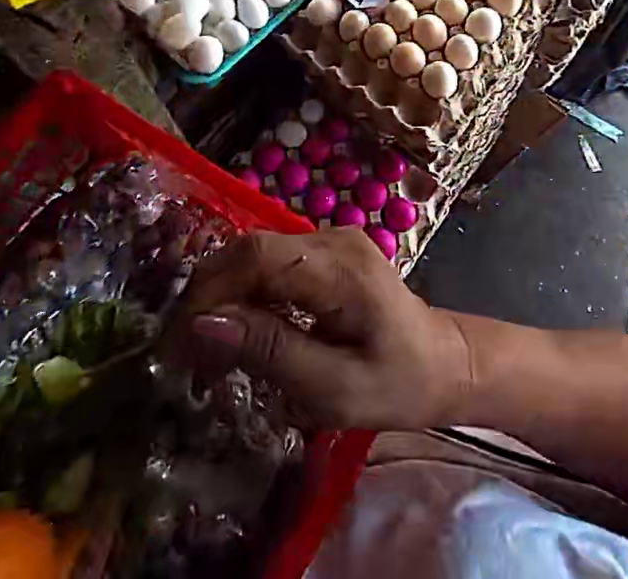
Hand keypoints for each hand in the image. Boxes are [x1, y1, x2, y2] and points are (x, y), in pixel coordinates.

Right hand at [173, 228, 471, 430]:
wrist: (446, 363)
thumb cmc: (398, 385)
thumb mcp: (334, 389)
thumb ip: (270, 351)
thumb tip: (205, 324)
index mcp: (342, 270)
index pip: (256, 257)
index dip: (209, 291)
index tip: (181, 341)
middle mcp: (334, 239)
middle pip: (249, 249)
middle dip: (209, 294)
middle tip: (186, 350)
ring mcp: (332, 238)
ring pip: (255, 254)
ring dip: (223, 295)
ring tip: (208, 348)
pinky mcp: (327, 249)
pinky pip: (272, 261)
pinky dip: (246, 292)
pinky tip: (241, 328)